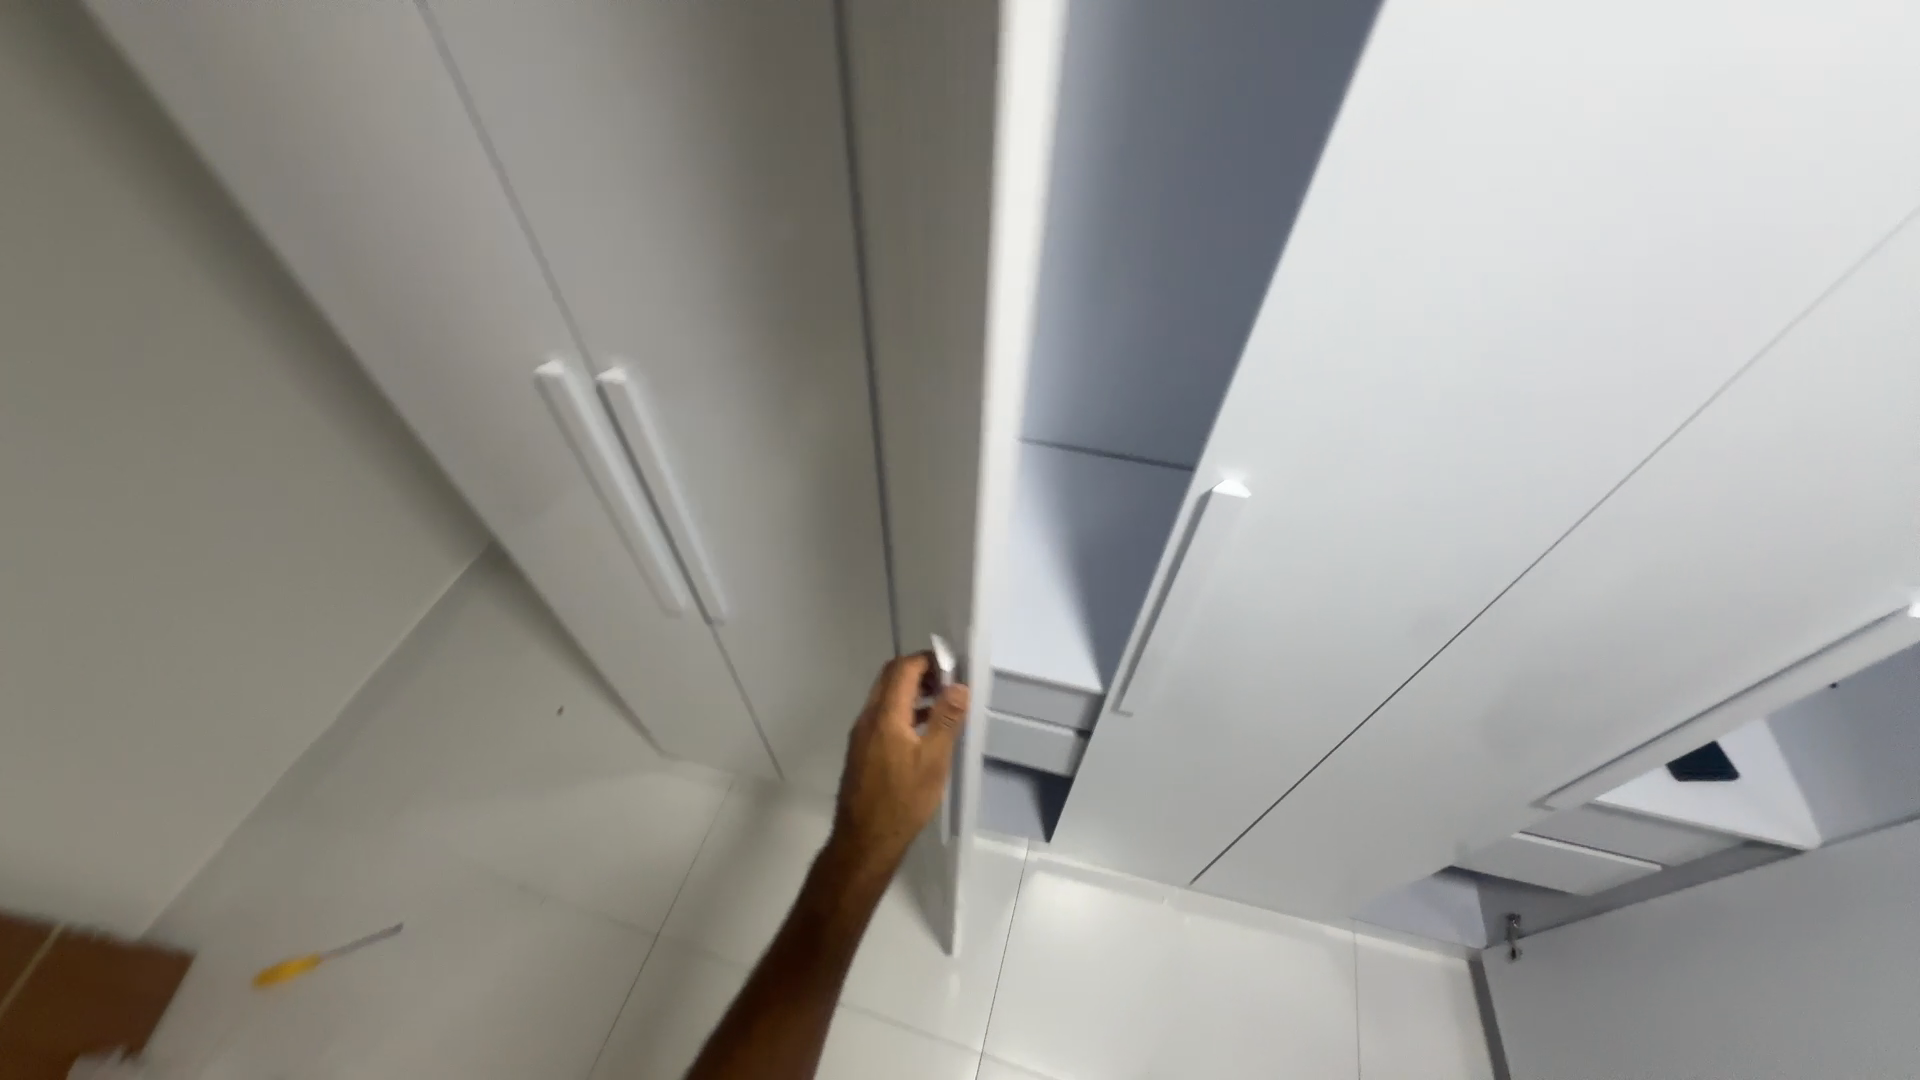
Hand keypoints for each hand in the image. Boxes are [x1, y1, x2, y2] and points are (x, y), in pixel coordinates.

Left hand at [830, 652, 967, 874]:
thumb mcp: (933, 761)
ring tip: (942, 704)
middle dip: (919, 672)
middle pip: (890, 678)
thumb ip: (945, 720)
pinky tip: (923, 731)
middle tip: (948, 682)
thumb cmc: (903, 801)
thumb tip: (959, 686)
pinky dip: (902, 711)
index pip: (903, 669)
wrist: (864, 841)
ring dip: (911, 692)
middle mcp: (868, 718)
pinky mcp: (861, 750)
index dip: (928, 660)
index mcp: (885, 715)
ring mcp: (861, 734)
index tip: (952, 667)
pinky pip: (882, 716)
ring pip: (885, 697)